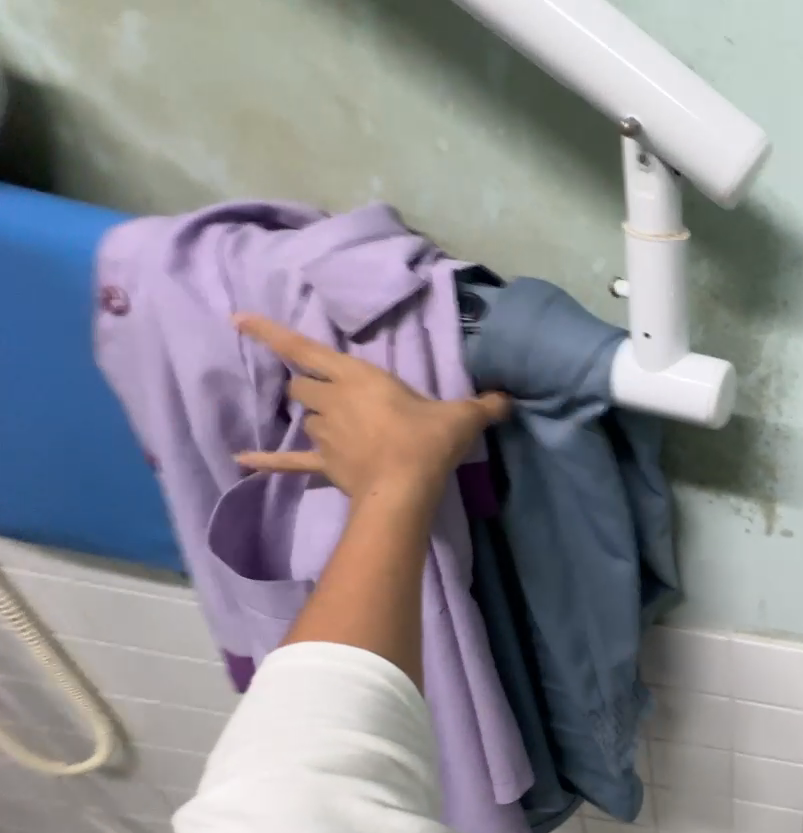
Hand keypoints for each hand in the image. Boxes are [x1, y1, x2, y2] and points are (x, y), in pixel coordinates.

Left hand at [232, 315, 510, 500]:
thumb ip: (485, 405)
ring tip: (335, 426)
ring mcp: (325, 433)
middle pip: (302, 387)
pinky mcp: (324, 463)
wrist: (404, 488)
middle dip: (311, 387)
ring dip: (315, 418)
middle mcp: (333, 401)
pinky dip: (267, 461)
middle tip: (334, 394)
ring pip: (306, 418)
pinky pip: (289, 461)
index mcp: (359, 378)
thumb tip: (507, 399)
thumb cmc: (429, 441)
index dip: (272, 334)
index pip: (306, 350)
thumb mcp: (465, 417)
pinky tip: (243, 460)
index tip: (239, 318)